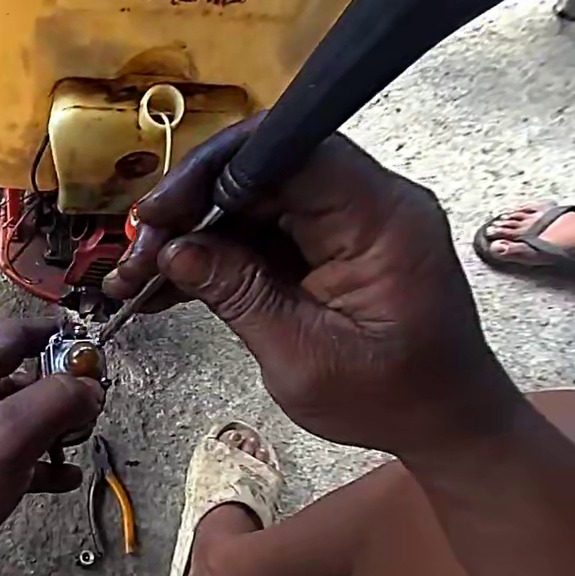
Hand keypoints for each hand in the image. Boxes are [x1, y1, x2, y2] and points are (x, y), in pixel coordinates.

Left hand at [0, 318, 103, 575]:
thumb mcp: (9, 432)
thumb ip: (56, 401)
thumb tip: (91, 387)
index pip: (14, 336)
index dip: (53, 332)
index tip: (90, 343)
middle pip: (27, 380)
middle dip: (63, 388)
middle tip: (93, 405)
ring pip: (27, 422)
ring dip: (58, 428)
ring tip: (80, 440)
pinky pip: (23, 462)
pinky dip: (47, 466)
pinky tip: (68, 478)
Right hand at [104, 121, 520, 458]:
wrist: (438, 422)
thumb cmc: (388, 400)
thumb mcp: (304, 357)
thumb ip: (240, 296)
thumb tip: (175, 251)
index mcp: (378, 220)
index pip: (291, 153)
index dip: (214, 170)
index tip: (159, 215)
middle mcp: (362, 205)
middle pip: (259, 176)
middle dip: (187, 213)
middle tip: (135, 260)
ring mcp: (339, 226)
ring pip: (247, 207)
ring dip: (188, 241)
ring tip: (135, 280)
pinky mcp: (320, 248)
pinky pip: (256, 238)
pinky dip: (210, 261)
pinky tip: (166, 288)